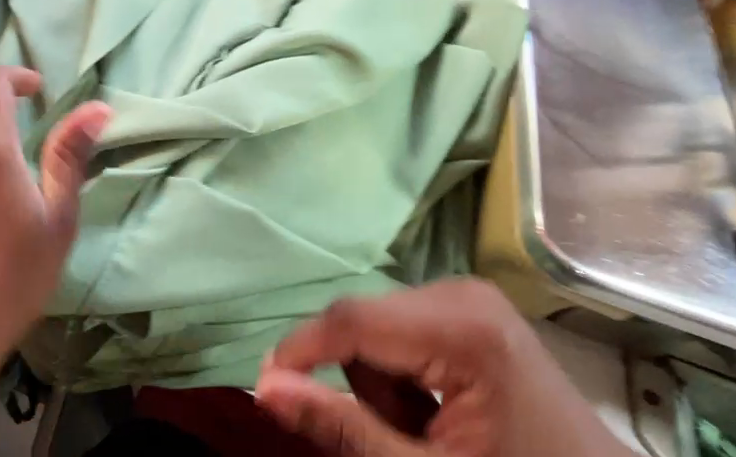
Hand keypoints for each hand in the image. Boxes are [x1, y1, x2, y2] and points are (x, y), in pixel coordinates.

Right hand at [255, 279, 635, 456]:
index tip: (265, 393)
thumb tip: (264, 389)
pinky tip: (437, 413)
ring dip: (380, 383)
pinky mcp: (471, 310)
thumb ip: (345, 430)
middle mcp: (462, 293)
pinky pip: (401, 331)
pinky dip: (403, 374)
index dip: (299, 352)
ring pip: (376, 328)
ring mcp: (469, 298)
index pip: (351, 321)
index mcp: (462, 328)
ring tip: (426, 434)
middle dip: (360, 383)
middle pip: (362, 323)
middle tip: (399, 442)